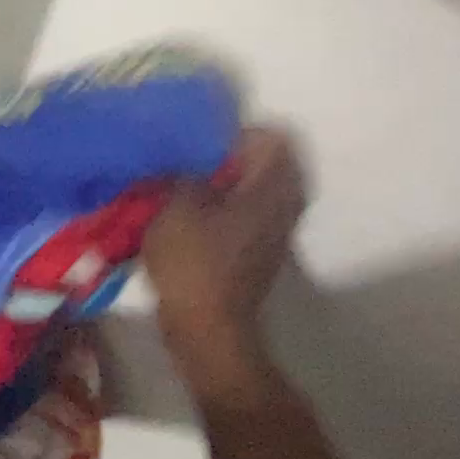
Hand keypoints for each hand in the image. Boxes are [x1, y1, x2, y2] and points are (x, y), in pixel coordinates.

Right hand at [143, 126, 307, 398]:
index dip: (231, 134)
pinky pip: (239, 215)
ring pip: (248, 191)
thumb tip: (181, 158)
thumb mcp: (175, 206)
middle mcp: (284, 205)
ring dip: (216, 186)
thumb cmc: (193, 262)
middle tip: (182, 164)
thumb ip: (182, 172)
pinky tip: (181, 218)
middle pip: (261, 165)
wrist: (205, 325)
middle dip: (221, 160)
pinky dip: (214, 210)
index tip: (194, 143)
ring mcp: (272, 232)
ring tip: (176, 189)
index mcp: (273, 188)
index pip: (270, 138)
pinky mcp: (254, 253)